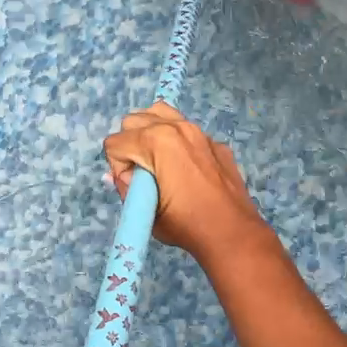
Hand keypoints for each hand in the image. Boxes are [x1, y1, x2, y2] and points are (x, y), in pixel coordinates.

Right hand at [102, 102, 269, 261]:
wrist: (231, 232)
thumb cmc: (185, 224)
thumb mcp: (145, 211)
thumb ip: (126, 188)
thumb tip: (122, 176)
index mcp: (156, 141)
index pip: (115, 143)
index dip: (117, 168)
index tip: (133, 187)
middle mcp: (176, 127)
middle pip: (133, 122)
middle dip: (129, 146)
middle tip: (141, 175)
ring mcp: (199, 131)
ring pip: (160, 113)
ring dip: (150, 133)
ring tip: (156, 161)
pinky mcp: (215, 142)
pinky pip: (186, 130)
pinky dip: (177, 141)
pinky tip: (185, 168)